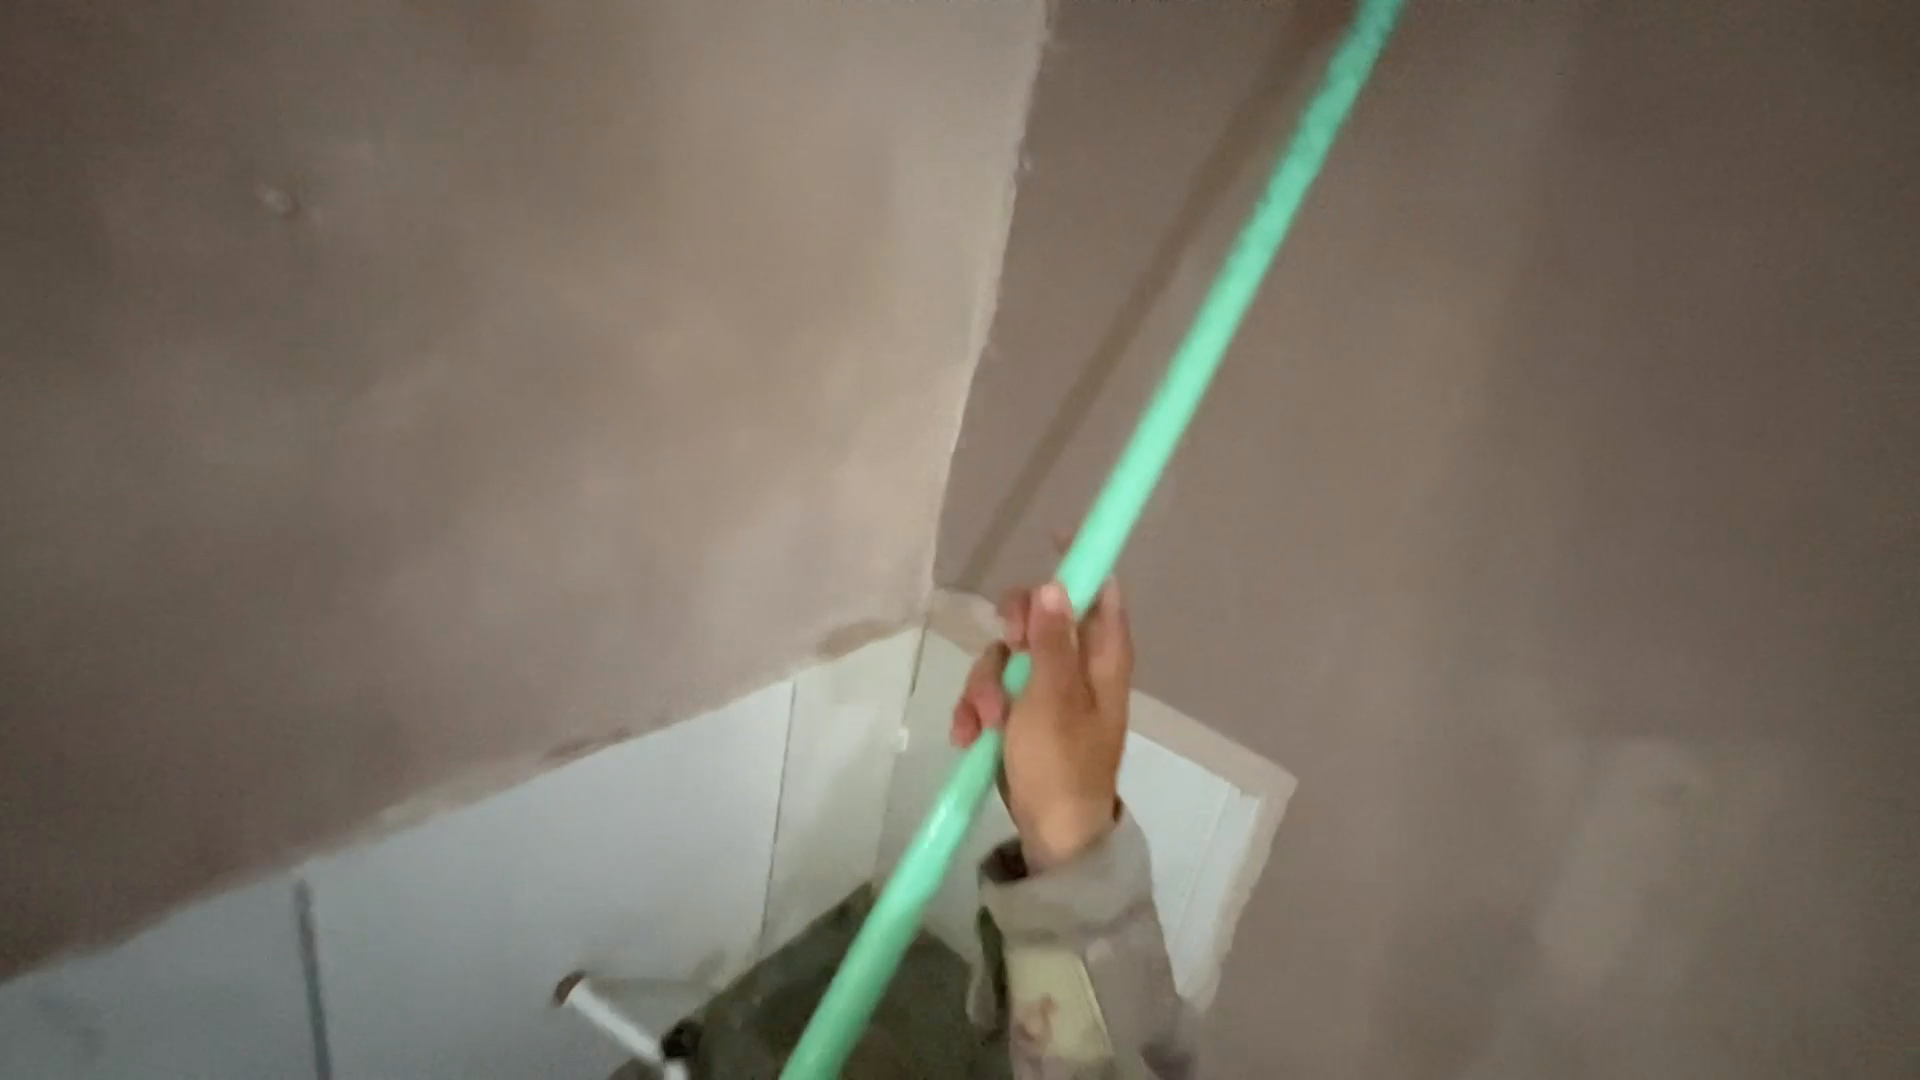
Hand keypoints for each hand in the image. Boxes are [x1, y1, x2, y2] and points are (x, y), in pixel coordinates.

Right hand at [950, 577, 1132, 869]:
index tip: (1050, 539)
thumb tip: (1055, 583)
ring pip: (1006, 655)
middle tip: (1009, 652)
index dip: (1078, 561)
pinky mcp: (1021, 713)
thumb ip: (1052, 641)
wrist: (1052, 834)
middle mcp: (1076, 664)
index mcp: (1101, 655)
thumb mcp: (1052, 699)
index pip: (1099, 588)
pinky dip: (979, 710)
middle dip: (1011, 635)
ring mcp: (1046, 689)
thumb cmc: (1061, 763)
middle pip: (1039, 615)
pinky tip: (969, 736)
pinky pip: (993, 691)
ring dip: (986, 686)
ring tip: (984, 723)